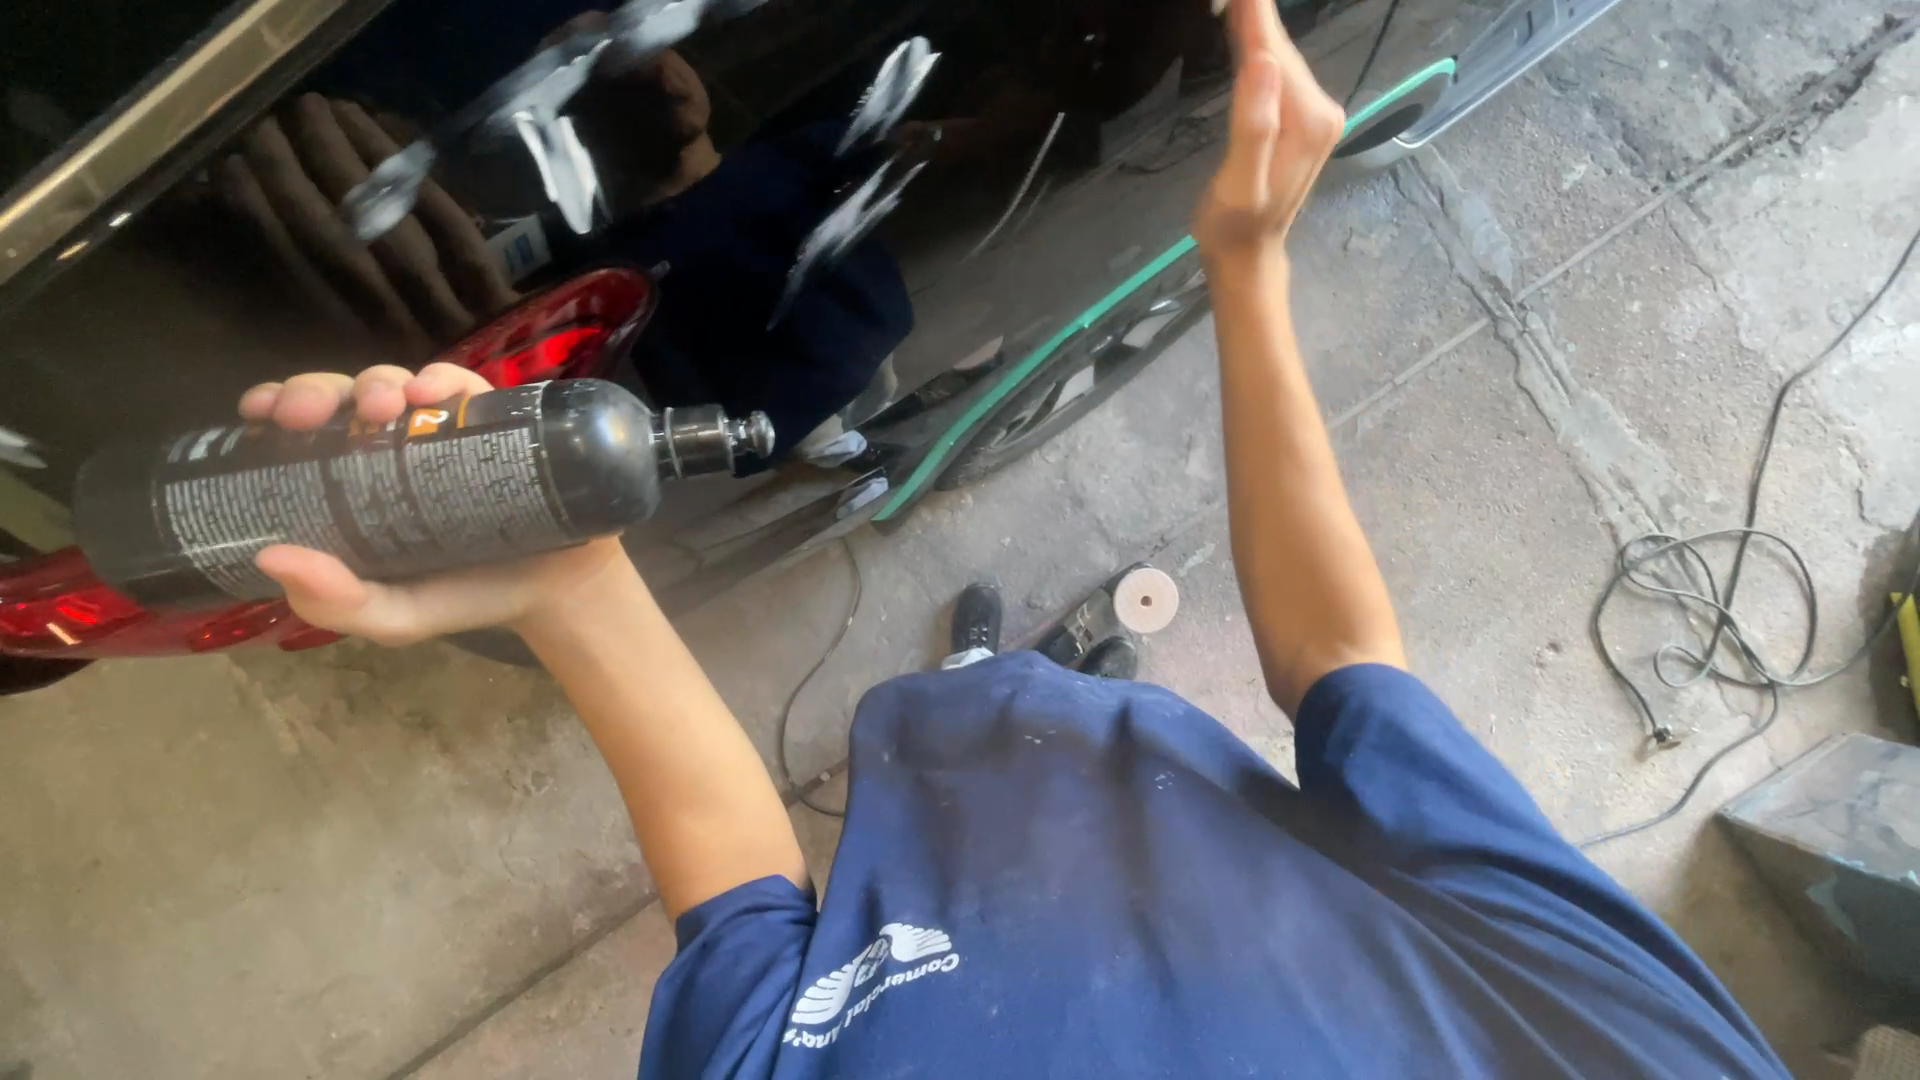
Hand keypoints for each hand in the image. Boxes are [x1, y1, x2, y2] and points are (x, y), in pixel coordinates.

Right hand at [215, 95, 518, 359]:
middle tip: (267, 123)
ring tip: (316, 111)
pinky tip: (381, 133)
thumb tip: (258, 213)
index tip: (228, 169)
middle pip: (340, 249)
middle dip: (294, 180)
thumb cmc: (453, 365)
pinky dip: (417, 183)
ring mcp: (460, 319)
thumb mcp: (382, 353)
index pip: (302, 283)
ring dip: (347, 165)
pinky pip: (454, 233)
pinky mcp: (503, 301)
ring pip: (391, 232)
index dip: (260, 222)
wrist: (535, 390)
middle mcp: (409, 340)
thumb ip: (331, 302)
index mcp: (368, 355)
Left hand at [242, 363, 632, 646]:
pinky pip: (468, 386)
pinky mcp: (501, 426)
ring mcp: (451, 434)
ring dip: (380, 381)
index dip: (274, 408)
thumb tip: (270, 554)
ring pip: (400, 383)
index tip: (264, 417)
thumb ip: (336, 603)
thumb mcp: (394, 616)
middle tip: (315, 416)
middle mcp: (397, 450)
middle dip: (318, 390)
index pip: (301, 433)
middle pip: (344, 397)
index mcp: (355, 486)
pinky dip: (444, 378)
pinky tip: (434, 392)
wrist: (558, 592)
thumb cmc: (471, 598)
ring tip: (388, 407)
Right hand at [1192, 0, 1344, 275]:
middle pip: (1281, 53)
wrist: (1247, 257)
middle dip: (1255, 15)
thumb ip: (1253, 127)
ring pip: (1280, 62)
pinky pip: (1278, 77)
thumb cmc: (1233, 228)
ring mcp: (1315, 116)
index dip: (1253, 14)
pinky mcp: (1302, 123)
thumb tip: (1261, 62)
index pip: (1274, 54)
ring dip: (1257, 29)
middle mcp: (1321, 110)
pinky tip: (1247, 37)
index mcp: (1306, 121)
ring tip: (1237, 2)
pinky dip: (1260, 53)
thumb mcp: (1240, 185)